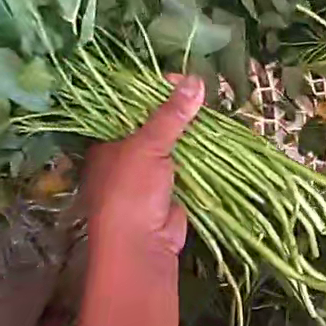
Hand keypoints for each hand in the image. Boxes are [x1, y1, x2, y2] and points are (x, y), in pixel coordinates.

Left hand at [79, 76, 203, 258]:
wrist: (141, 246)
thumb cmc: (131, 191)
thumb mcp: (148, 146)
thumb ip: (171, 115)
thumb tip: (196, 80)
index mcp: (108, 141)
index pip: (130, 105)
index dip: (153, 90)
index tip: (180, 80)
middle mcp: (125, 154)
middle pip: (154, 123)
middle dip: (178, 110)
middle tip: (202, 92)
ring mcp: (148, 173)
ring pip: (173, 144)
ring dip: (192, 132)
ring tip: (213, 110)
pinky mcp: (169, 189)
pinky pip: (186, 164)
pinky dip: (200, 154)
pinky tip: (217, 138)